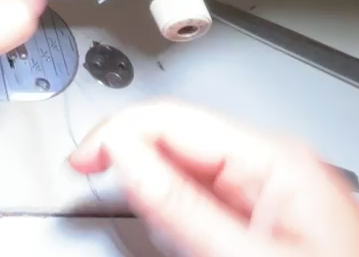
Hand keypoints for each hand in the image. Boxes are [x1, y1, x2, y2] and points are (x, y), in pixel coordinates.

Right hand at [70, 100, 358, 256]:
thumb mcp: (251, 254)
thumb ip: (181, 203)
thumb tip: (121, 150)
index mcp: (274, 156)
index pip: (169, 116)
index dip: (114, 133)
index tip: (80, 161)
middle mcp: (276, 160)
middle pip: (175, 138)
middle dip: (136, 164)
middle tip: (104, 190)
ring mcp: (277, 186)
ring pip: (188, 167)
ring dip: (158, 190)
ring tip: (158, 228)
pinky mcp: (276, 214)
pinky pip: (210, 194)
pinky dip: (183, 210)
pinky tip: (186, 235)